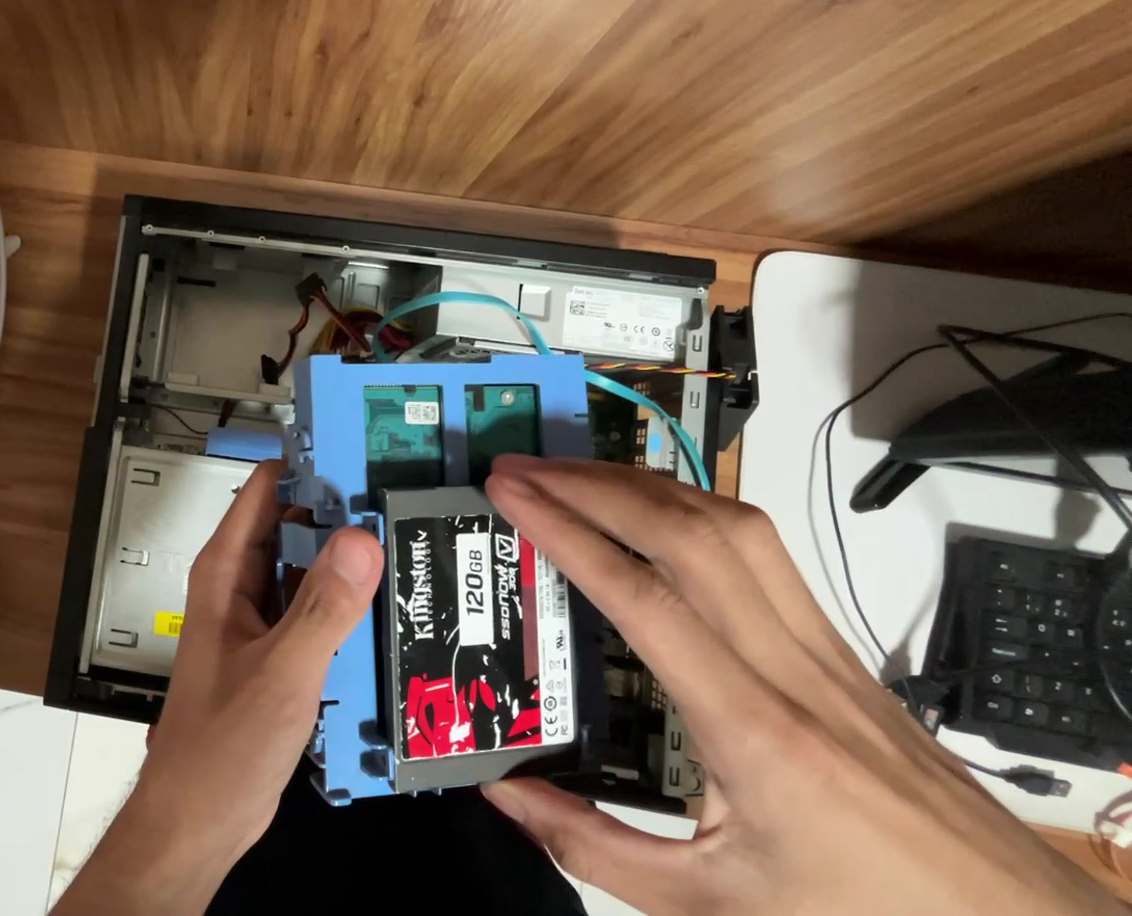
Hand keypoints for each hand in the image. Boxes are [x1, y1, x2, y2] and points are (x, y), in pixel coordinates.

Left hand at [54, 460, 382, 914]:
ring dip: (347, 555)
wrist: (199, 817)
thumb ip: (322, 609)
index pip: (265, 489)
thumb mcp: (281, 673)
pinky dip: (345, 600)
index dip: (309, 462)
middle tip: (409, 492)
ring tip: (412, 536)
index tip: (365, 445)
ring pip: (307, 568)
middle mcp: (240, 584)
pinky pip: (314, 609)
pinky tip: (390, 603)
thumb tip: (361, 537)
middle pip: (293, 523)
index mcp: (225, 572)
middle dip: (341, 507)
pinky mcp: (277, 650)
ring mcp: (259, 618)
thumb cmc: (223, 743)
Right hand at [481, 454, 1120, 914]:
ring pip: (734, 526)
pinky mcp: (839, 647)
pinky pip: (761, 551)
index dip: (568, 533)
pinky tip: (651, 512)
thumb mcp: (711, 909)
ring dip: (644, 485)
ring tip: (572, 473)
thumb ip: (591, 847)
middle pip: (690, 536)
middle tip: (523, 467)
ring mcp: (825, 649)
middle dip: (595, 486)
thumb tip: (499, 792)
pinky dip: (690, 508)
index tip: (512, 493)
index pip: (645, 599)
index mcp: (754, 732)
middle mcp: (793, 669)